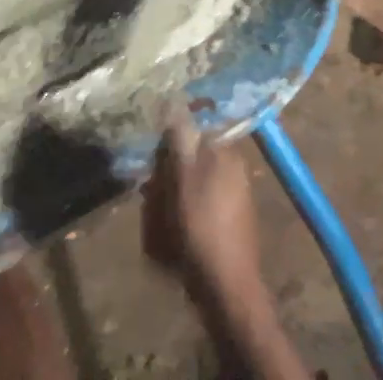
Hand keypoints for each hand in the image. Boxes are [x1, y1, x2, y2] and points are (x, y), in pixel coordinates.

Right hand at [143, 105, 267, 306]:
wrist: (224, 285)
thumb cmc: (200, 227)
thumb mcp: (182, 176)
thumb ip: (179, 137)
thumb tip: (173, 98)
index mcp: (225, 154)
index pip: (194, 124)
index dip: (168, 132)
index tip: (149, 144)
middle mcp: (233, 168)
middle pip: (189, 151)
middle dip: (165, 164)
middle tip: (149, 182)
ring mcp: (232, 194)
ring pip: (189, 175)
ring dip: (168, 186)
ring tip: (154, 205)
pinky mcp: (226, 216)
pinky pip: (195, 198)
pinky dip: (179, 205)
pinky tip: (167, 221)